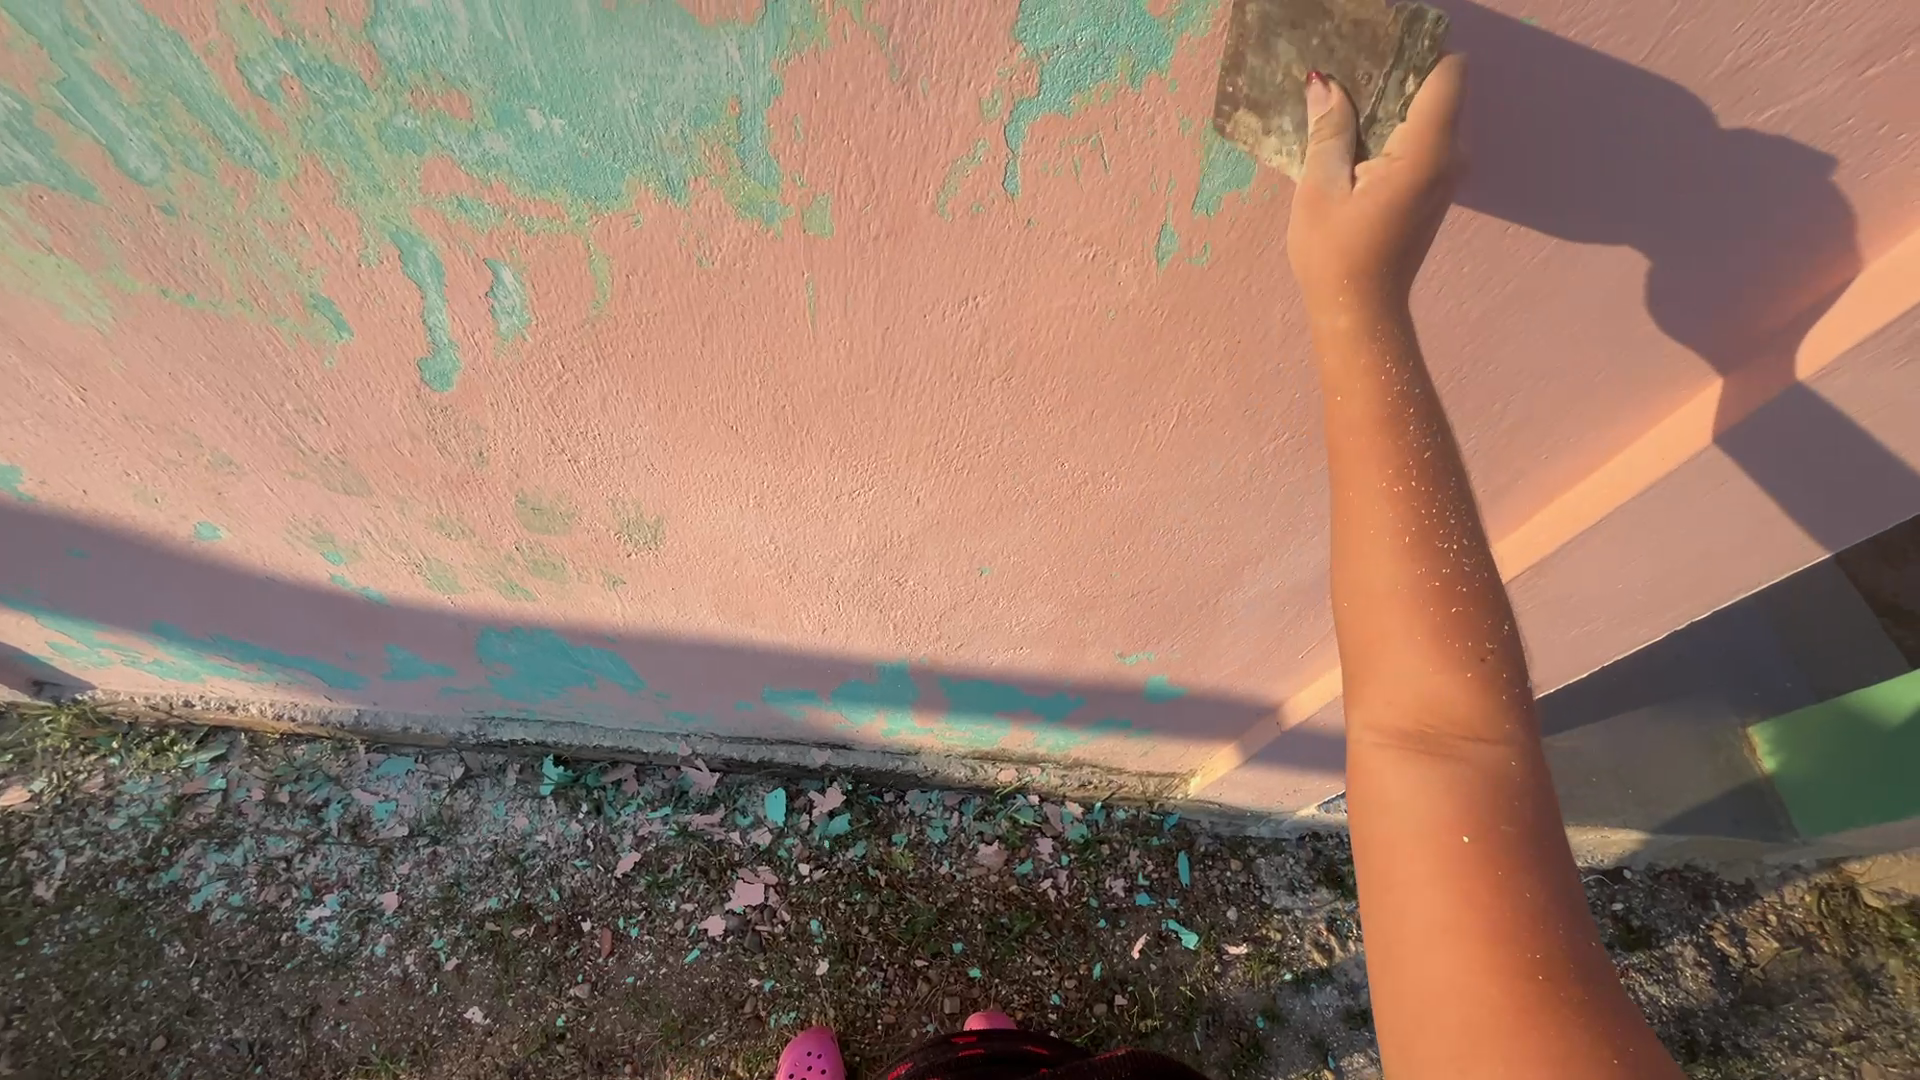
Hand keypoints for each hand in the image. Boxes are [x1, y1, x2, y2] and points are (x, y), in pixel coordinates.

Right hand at [1286, 55, 1465, 326]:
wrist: (1358, 312)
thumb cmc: (1334, 256)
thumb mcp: (1319, 192)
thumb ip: (1329, 131)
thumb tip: (1325, 82)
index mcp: (1426, 150)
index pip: (1446, 70)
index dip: (1413, 56)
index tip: (1371, 61)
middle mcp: (1451, 155)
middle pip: (1438, 90)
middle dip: (1396, 81)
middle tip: (1346, 87)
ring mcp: (1447, 175)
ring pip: (1431, 117)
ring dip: (1392, 111)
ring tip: (1345, 118)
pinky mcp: (1435, 192)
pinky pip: (1424, 144)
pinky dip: (1395, 137)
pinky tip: (1357, 152)